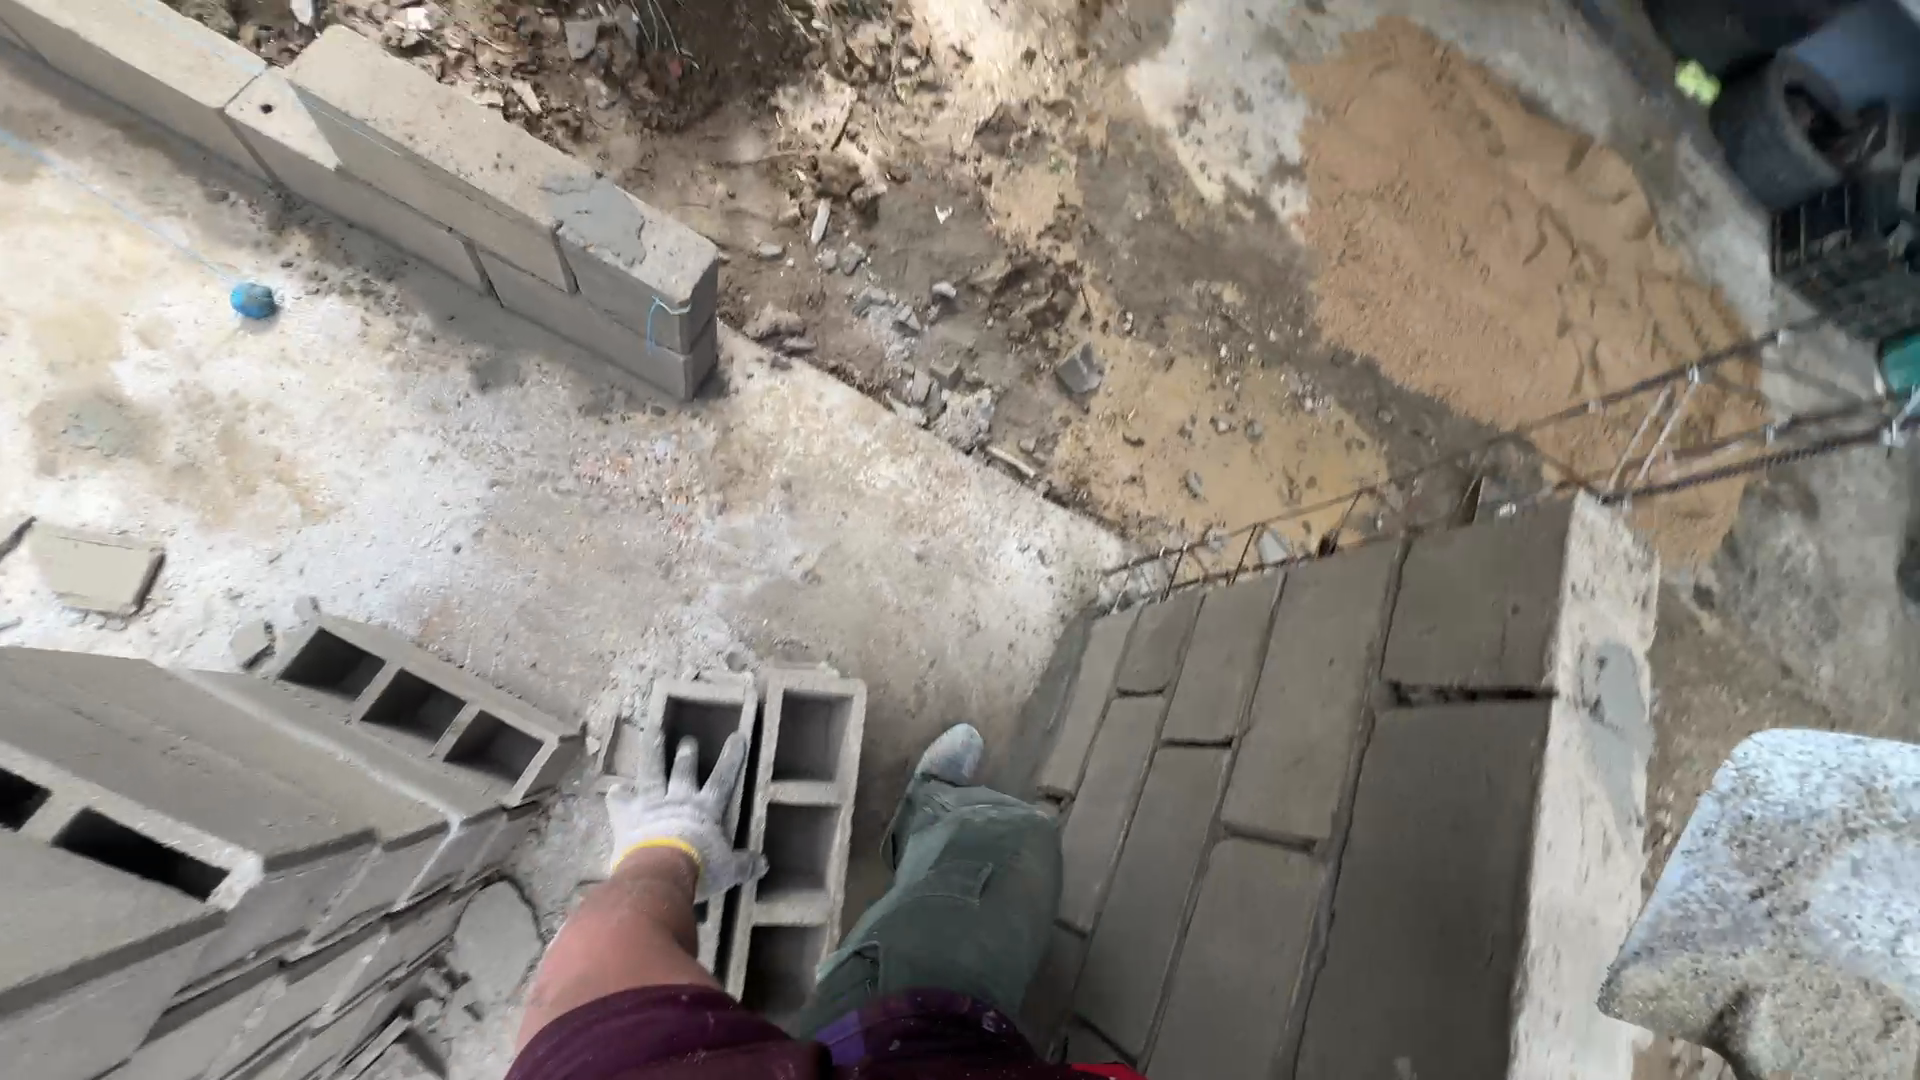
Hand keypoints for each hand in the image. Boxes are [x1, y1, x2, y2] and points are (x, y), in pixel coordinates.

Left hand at [606, 731, 766, 900]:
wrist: (659, 872)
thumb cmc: (699, 869)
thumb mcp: (728, 870)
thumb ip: (744, 865)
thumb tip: (763, 864)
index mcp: (706, 809)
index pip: (723, 778)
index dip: (731, 757)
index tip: (738, 736)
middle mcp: (680, 799)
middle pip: (684, 771)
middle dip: (687, 754)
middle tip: (688, 740)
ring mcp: (652, 804)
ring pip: (653, 772)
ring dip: (653, 751)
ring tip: (653, 731)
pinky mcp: (628, 816)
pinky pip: (621, 803)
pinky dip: (618, 796)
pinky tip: (614, 789)